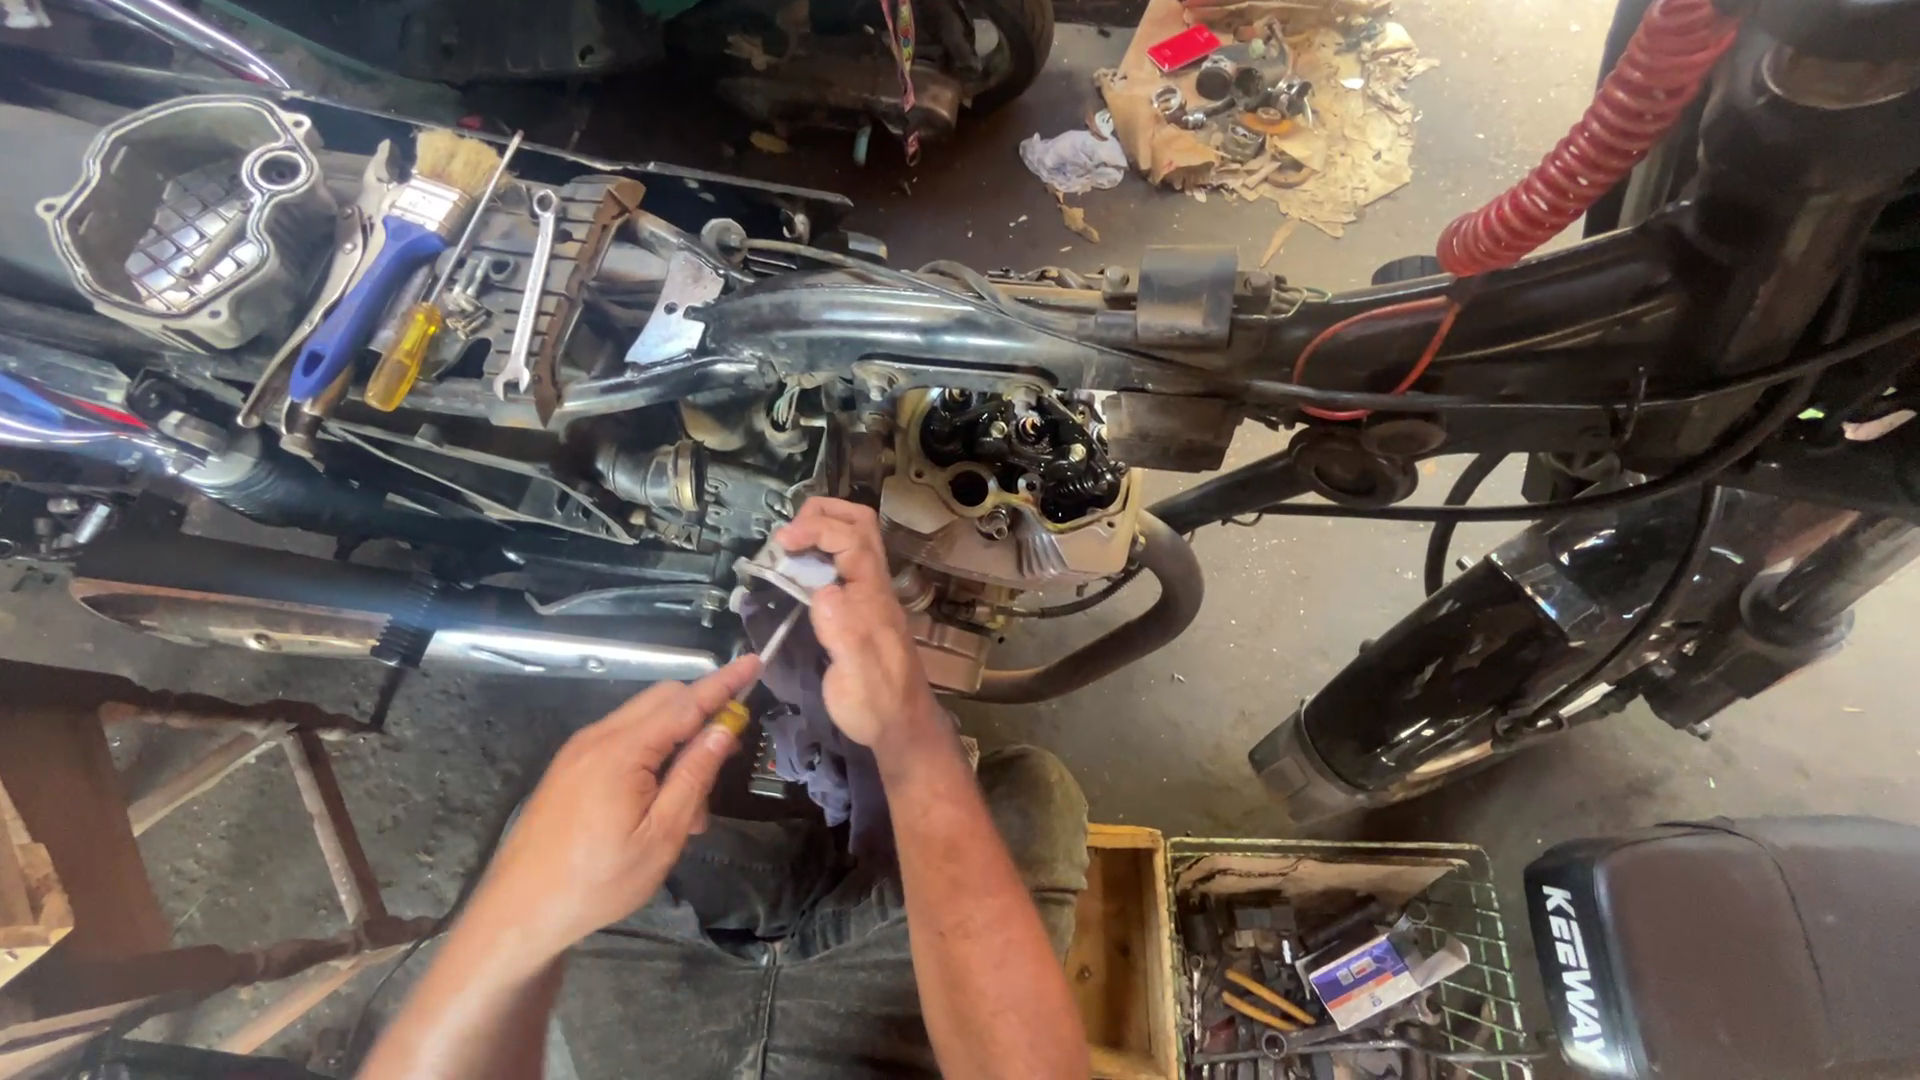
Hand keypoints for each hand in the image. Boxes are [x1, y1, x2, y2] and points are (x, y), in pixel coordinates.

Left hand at [463, 656, 761, 965]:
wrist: (517, 916)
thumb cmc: (597, 882)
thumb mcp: (660, 836)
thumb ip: (694, 776)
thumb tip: (724, 729)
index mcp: (622, 752)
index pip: (686, 703)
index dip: (724, 683)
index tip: (754, 662)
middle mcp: (598, 738)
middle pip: (664, 699)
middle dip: (704, 713)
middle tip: (729, 755)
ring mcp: (579, 750)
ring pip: (646, 720)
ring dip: (679, 741)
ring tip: (692, 804)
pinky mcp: (571, 767)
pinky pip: (624, 739)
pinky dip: (653, 753)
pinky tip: (661, 801)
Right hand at [774, 498, 943, 753]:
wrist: (902, 727)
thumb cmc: (878, 706)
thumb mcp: (857, 678)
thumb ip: (844, 635)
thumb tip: (823, 591)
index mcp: (874, 599)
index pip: (852, 541)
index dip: (818, 529)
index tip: (783, 542)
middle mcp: (875, 589)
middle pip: (861, 526)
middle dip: (824, 514)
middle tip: (789, 534)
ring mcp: (870, 596)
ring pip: (856, 541)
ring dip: (823, 530)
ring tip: (788, 548)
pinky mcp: (862, 609)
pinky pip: (845, 564)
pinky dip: (820, 554)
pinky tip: (798, 572)